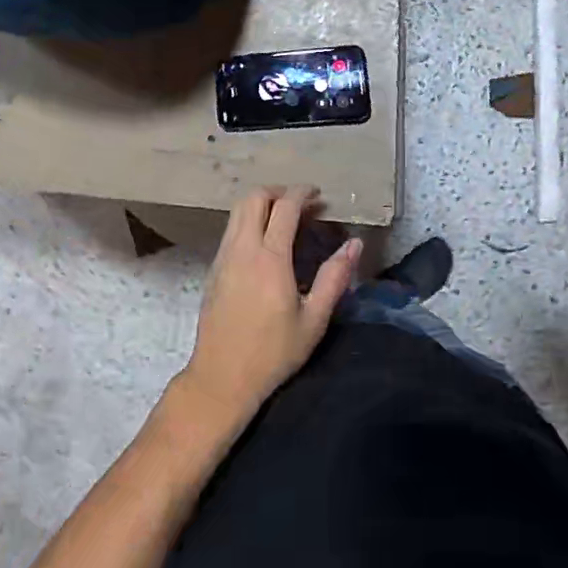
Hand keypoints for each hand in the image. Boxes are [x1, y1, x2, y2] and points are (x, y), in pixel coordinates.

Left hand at [178, 187, 360, 423]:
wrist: (222, 376)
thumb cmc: (273, 352)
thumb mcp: (314, 319)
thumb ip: (335, 278)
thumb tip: (354, 244)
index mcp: (270, 258)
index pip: (284, 207)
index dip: (301, 193)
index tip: (317, 194)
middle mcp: (243, 249)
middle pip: (253, 198)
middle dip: (277, 191)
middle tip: (299, 202)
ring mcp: (223, 257)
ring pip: (237, 211)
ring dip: (260, 203)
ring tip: (282, 217)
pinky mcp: (213, 268)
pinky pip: (230, 229)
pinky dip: (247, 220)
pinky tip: (263, 241)